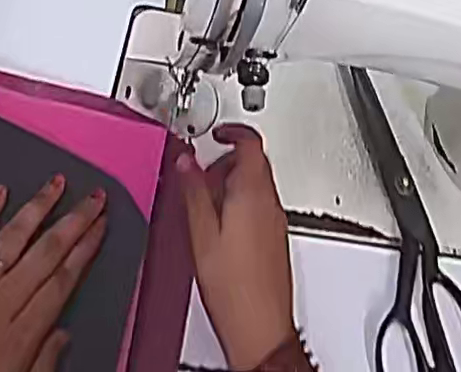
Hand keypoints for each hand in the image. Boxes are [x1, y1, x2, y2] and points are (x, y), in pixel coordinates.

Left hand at [0, 176, 107, 371]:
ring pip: (14, 237)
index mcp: (19, 335)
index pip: (63, 279)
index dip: (86, 248)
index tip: (101, 225)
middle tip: (95, 197)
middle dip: (75, 220)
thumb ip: (41, 363)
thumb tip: (63, 334)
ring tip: (58, 182)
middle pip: (47, 251)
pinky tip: (0, 193)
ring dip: (39, 206)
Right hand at [177, 125, 295, 368]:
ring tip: (208, 199)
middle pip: (254, 160)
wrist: (261, 330)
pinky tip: (222, 223)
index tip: (218, 132)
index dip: (233, 130)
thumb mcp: (201, 233)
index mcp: (252, 191)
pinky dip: (241, 200)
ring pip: (257, 181)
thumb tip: (185, 161)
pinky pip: (260, 203)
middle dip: (227, 158)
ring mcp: (275, 219)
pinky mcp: (275, 236)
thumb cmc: (235, 287)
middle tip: (204, 171)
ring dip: (233, 179)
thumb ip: (193, 191)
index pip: (250, 141)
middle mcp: (269, 201)